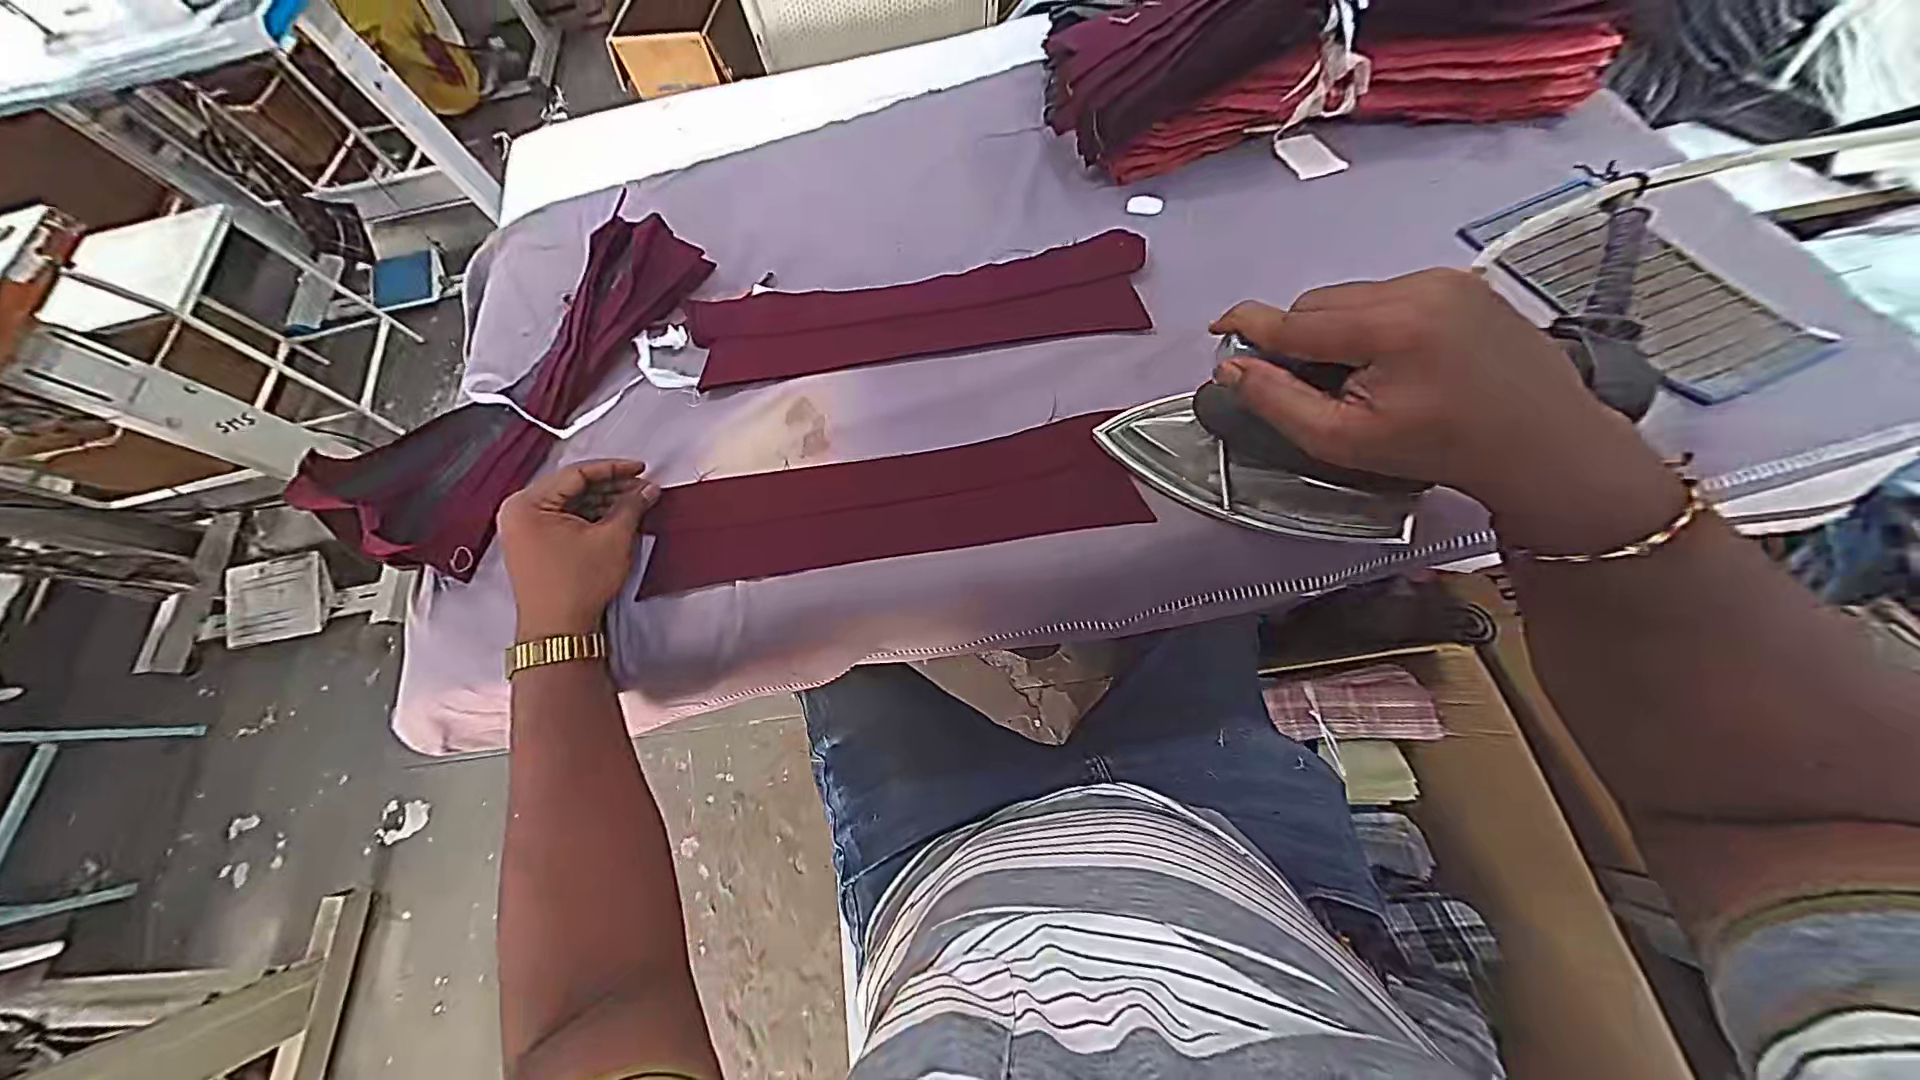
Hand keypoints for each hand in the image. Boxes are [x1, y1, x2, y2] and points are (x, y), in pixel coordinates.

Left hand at [497, 460, 658, 638]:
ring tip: (636, 502)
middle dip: (612, 486)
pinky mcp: (535, 543)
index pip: (576, 473)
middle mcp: (519, 512)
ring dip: (604, 501)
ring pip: (571, 503)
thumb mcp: (613, 539)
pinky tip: (618, 517)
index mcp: (528, 504)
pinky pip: (566, 518)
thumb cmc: (577, 585)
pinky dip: (592, 516)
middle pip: (572, 486)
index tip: (641, 469)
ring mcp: (525, 529)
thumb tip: (649, 489)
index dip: (614, 469)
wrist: (559, 628)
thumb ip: (632, 506)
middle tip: (643, 487)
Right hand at [1209, 268, 1684, 552]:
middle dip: (1296, 338)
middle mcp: (1419, 286)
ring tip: (1352, 375)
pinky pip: (1383, 294)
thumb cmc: (1436, 449)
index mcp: (1390, 326)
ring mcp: (1445, 279)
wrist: (1540, 442)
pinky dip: (1365, 322)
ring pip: (1349, 296)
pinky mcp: (1461, 282)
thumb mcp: (1341, 440)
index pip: (1295, 320)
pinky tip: (1385, 359)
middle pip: (1318, 303)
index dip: (1248, 325)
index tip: (1218, 328)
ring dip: (1330, 330)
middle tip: (1303, 383)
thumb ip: (1277, 401)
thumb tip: (1232, 367)